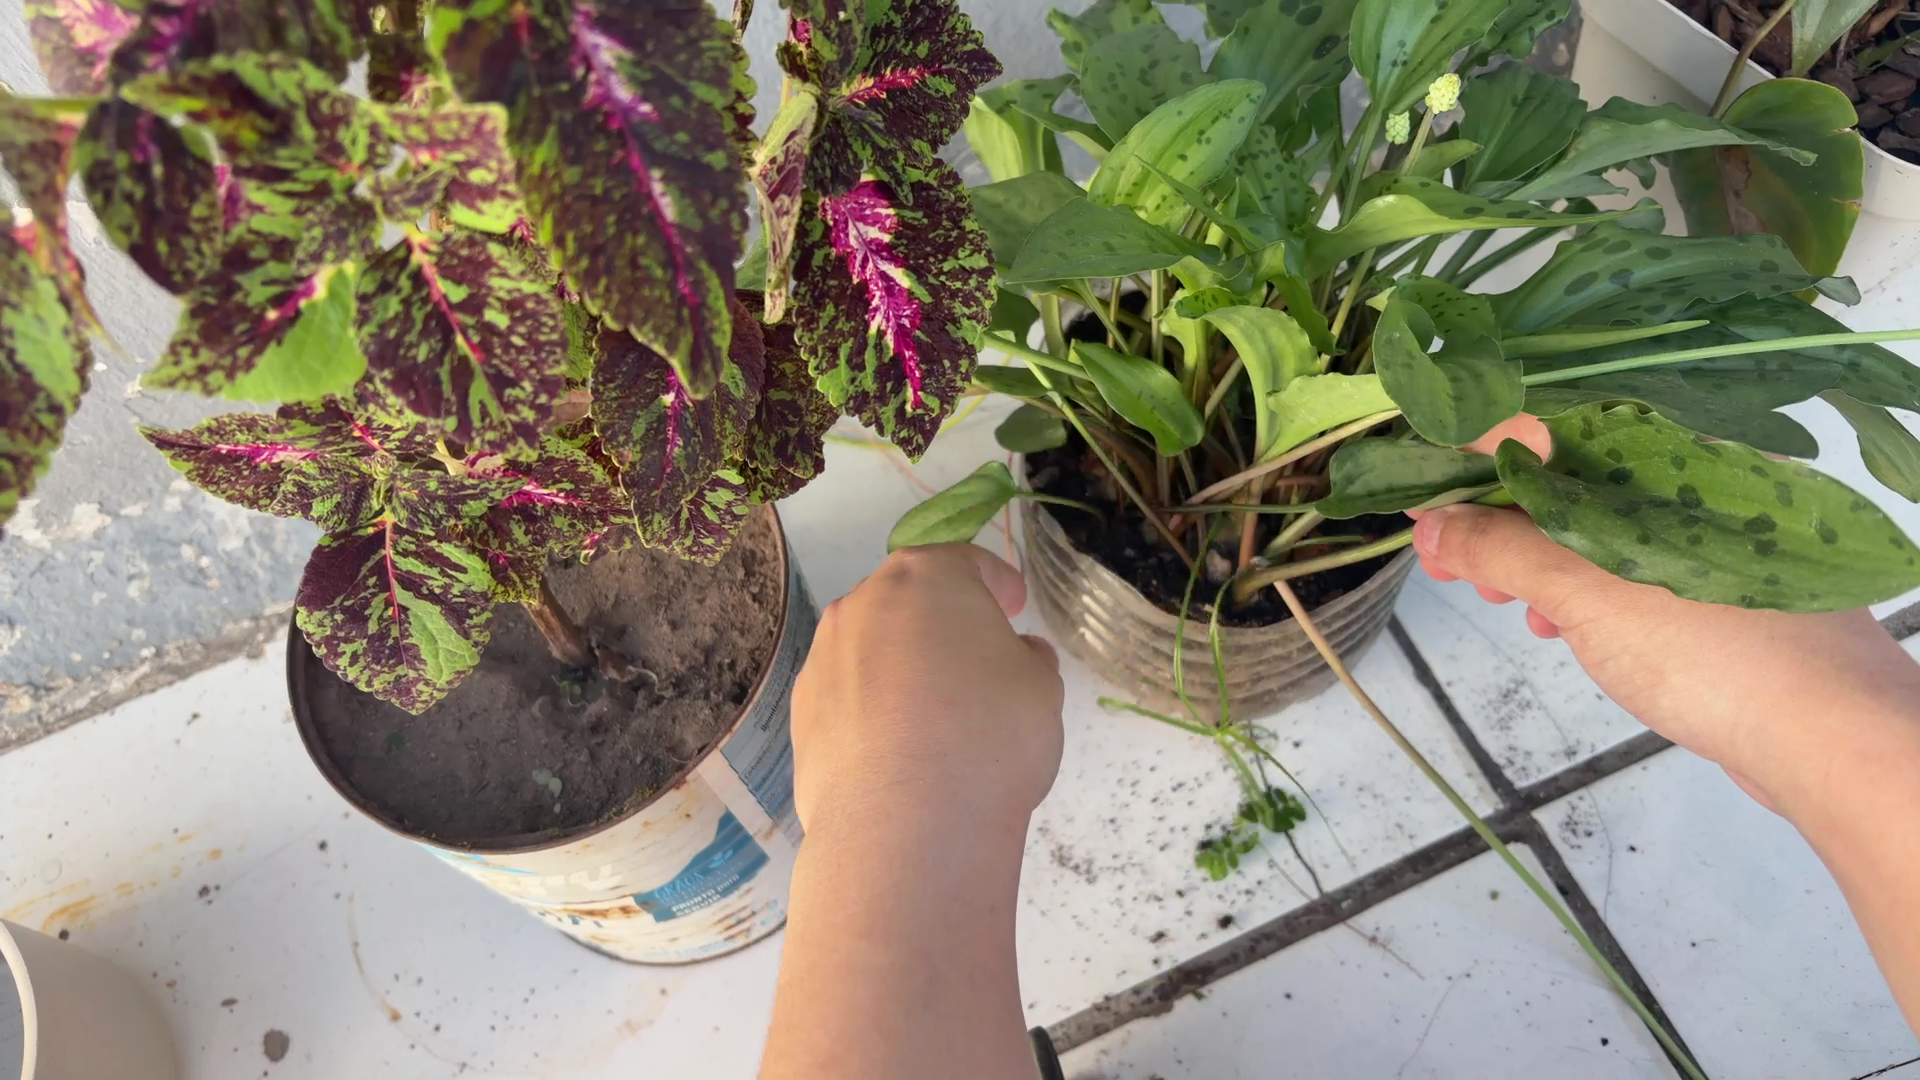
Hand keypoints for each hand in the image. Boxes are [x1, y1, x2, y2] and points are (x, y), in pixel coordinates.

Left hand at [766, 546, 1064, 1079]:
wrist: (906, 824)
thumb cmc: (990, 733)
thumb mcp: (1041, 686)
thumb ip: (1029, 658)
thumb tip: (1020, 655)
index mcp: (927, 577)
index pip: (967, 563)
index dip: (997, 581)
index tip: (1013, 604)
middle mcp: (864, 602)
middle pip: (911, 597)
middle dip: (944, 617)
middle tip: (977, 653)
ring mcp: (824, 656)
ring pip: (873, 643)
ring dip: (903, 660)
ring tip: (934, 707)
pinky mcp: (801, 711)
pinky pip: (848, 691)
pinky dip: (872, 703)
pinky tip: (896, 744)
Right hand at [1410, 416, 1919, 817]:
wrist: (1841, 748)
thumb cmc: (1711, 651)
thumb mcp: (1583, 591)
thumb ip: (1496, 549)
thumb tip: (1428, 526)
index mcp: (1670, 461)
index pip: (1546, 431)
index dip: (1470, 460)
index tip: (1422, 501)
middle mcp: (1687, 485)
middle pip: (1557, 481)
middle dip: (1488, 521)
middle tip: (1443, 562)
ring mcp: (1699, 536)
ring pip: (1580, 526)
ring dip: (1520, 558)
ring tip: (1492, 599)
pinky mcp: (1702, 581)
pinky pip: (1614, 563)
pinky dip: (1567, 586)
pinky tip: (1550, 623)